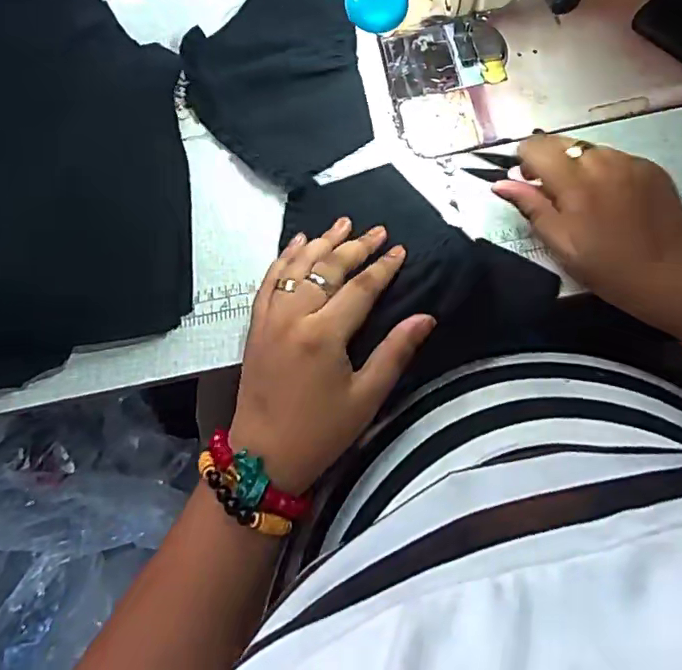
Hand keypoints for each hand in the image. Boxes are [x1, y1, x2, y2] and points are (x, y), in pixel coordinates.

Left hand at [229, 219, 434, 491]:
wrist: (262, 458)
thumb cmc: (320, 432)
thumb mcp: (366, 398)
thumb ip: (395, 352)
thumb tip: (425, 318)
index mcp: (324, 336)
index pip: (360, 288)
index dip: (382, 267)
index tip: (400, 249)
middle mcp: (294, 318)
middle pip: (328, 269)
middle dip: (355, 246)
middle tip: (377, 231)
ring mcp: (270, 319)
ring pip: (297, 267)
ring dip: (321, 242)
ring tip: (342, 224)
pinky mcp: (256, 325)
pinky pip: (268, 280)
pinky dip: (284, 257)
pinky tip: (296, 242)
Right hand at [493, 135, 681, 320]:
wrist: (674, 277)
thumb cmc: (610, 269)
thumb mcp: (562, 245)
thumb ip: (531, 207)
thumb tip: (501, 183)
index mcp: (575, 182)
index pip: (536, 146)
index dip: (525, 160)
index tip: (528, 181)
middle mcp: (601, 161)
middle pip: (562, 143)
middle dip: (550, 161)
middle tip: (556, 194)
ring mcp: (629, 161)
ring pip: (589, 150)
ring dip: (578, 165)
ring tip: (588, 200)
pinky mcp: (650, 167)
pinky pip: (616, 159)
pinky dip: (605, 171)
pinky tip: (614, 200)